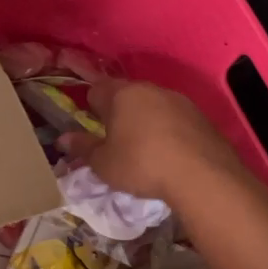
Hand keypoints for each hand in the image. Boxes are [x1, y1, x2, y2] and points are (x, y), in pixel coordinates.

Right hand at [57, 63, 250, 206]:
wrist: (205, 179)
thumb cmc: (142, 165)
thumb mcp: (103, 163)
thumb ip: (82, 148)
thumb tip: (63, 139)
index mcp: (123, 94)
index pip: (97, 89)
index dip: (91, 106)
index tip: (92, 127)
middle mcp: (152, 90)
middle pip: (128, 95)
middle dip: (119, 113)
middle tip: (115, 140)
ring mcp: (182, 103)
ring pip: (154, 106)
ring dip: (146, 122)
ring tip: (144, 150)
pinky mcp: (205, 120)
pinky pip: (177, 120)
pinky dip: (169, 132)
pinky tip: (170, 155)